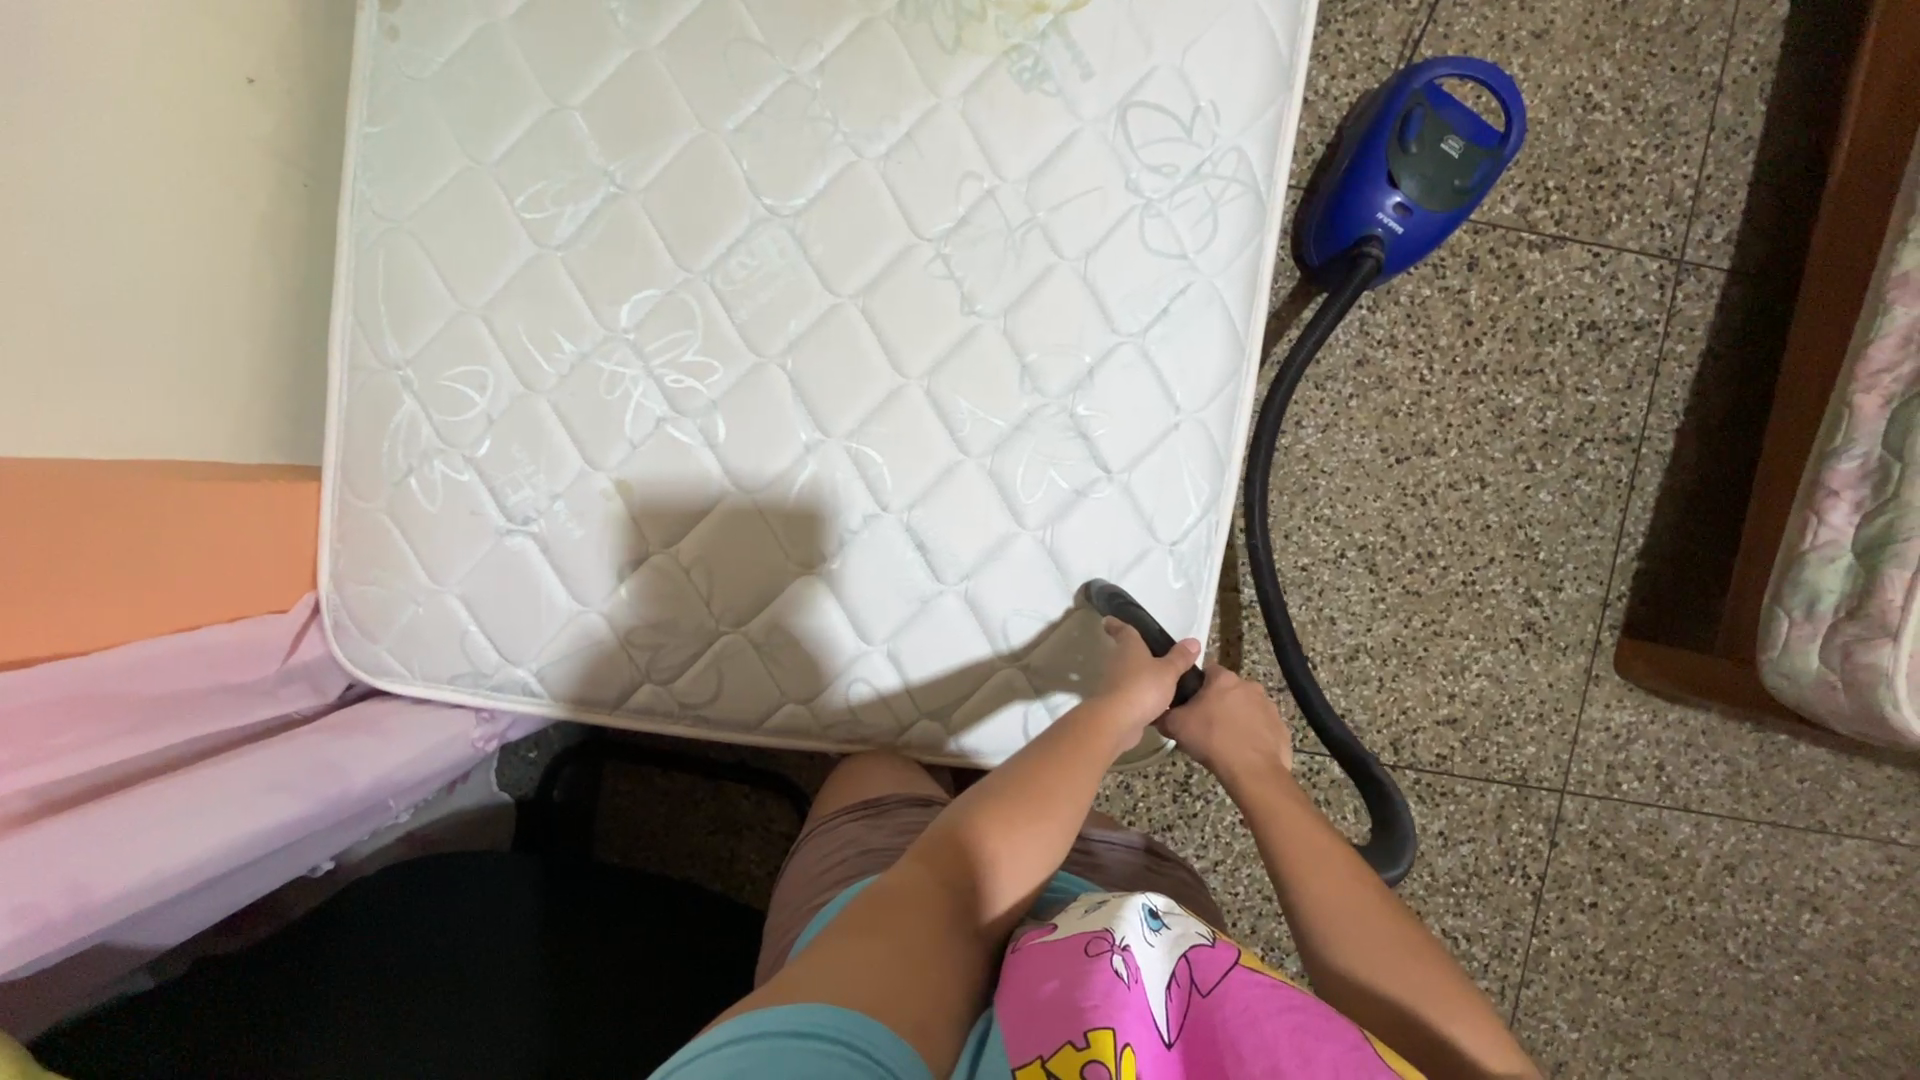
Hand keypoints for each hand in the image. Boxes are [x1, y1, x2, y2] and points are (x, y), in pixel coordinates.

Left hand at [1089, 618, 1200, 737]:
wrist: (1118, 720)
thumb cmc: (1143, 687)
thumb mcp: (1168, 671)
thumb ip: (1180, 658)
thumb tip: (1193, 641)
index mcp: (1129, 647)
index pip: (1123, 630)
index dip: (1117, 624)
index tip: (1109, 619)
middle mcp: (1118, 661)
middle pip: (1125, 652)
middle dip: (1136, 652)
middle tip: (1153, 652)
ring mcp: (1114, 683)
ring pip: (1129, 674)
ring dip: (1140, 676)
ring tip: (1160, 679)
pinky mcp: (1116, 703)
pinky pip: (1132, 695)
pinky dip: (1142, 697)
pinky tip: (1158, 704)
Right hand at [1159, 664, 1291, 781]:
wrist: (1252, 770)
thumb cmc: (1211, 739)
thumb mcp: (1176, 726)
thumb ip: (1164, 715)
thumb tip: (1158, 715)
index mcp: (1223, 679)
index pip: (1208, 671)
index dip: (1197, 686)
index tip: (1191, 702)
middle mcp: (1249, 686)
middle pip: (1229, 690)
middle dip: (1218, 702)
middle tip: (1205, 723)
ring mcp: (1269, 706)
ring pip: (1247, 707)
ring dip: (1237, 718)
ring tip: (1225, 740)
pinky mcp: (1281, 727)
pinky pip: (1262, 727)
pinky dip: (1253, 735)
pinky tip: (1243, 751)